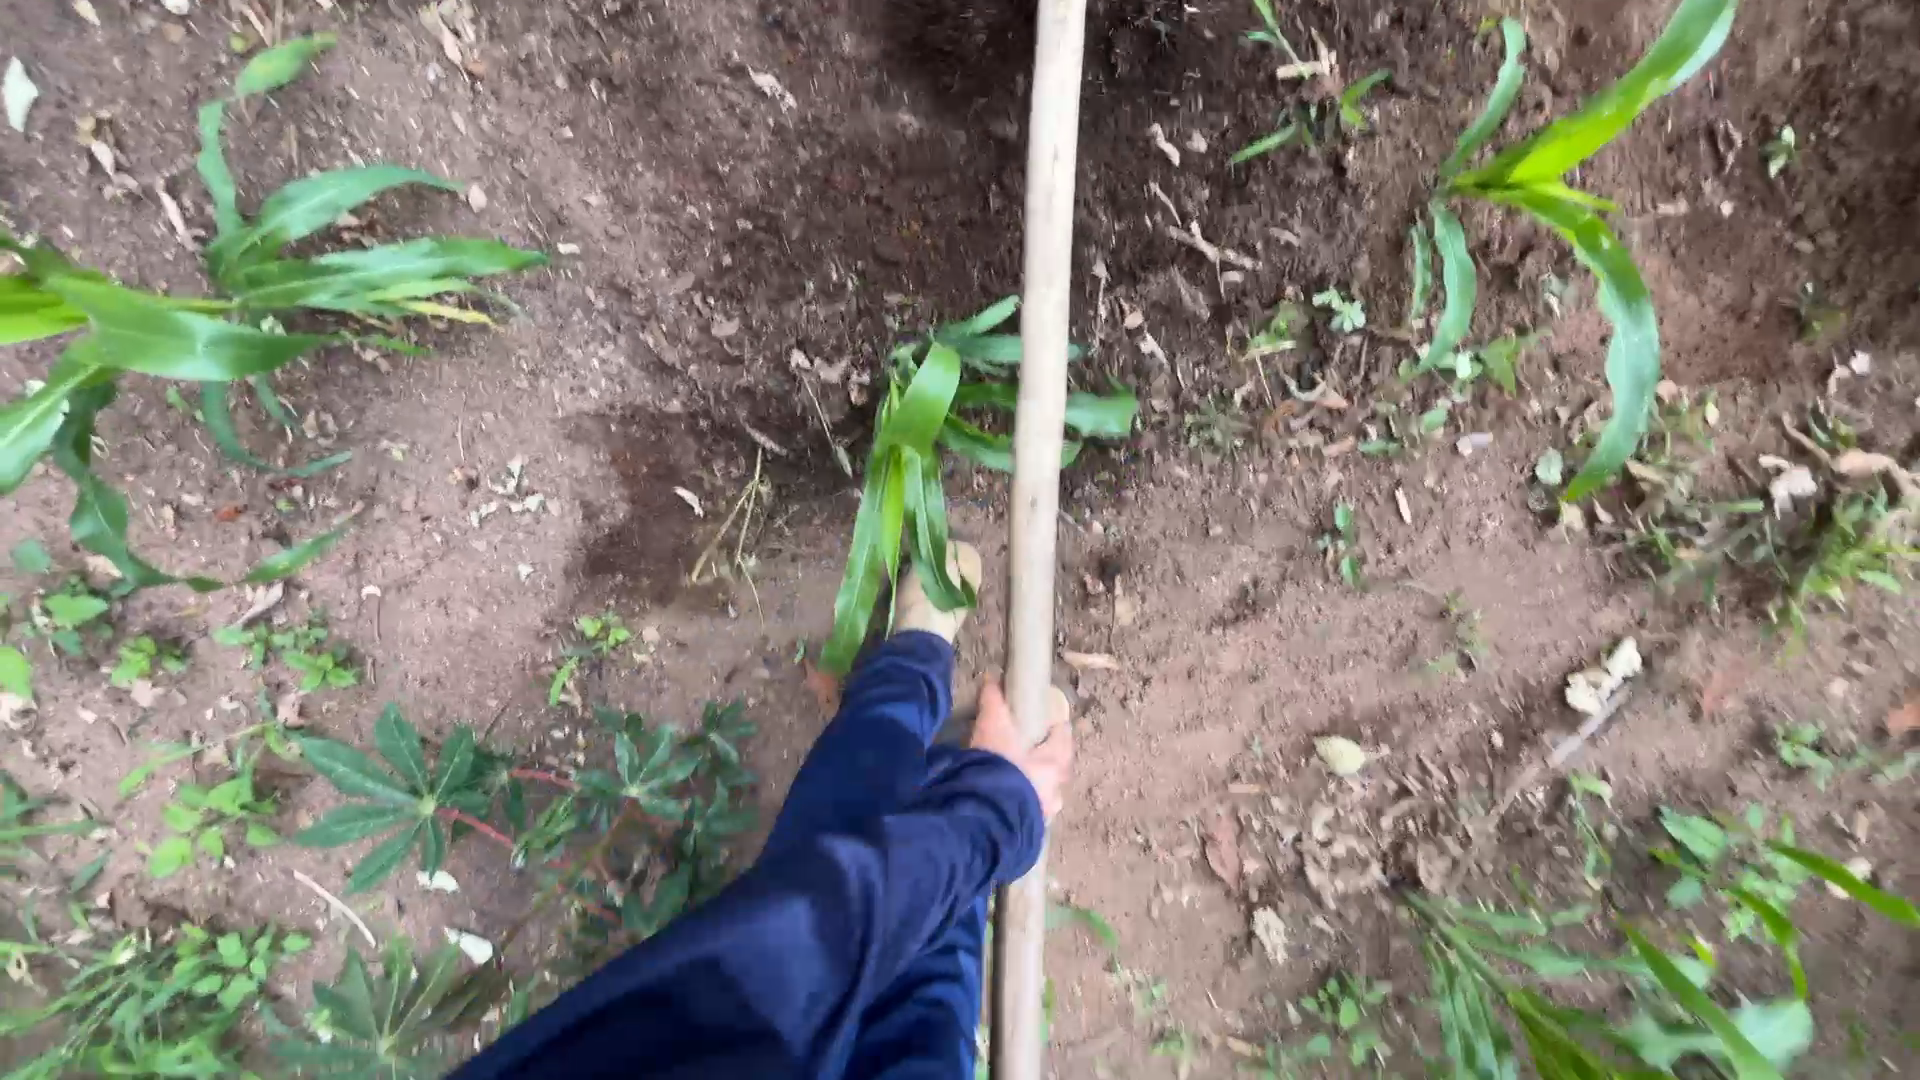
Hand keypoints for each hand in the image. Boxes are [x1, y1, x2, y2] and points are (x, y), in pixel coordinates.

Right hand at [969, 675, 1073, 819]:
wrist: (985, 815)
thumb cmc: (999, 766)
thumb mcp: (993, 726)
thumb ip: (994, 702)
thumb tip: (992, 679)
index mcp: (1055, 763)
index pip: (1064, 738)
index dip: (1055, 727)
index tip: (1045, 721)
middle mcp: (1055, 791)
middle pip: (1055, 769)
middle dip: (1043, 760)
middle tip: (1025, 750)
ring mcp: (1043, 814)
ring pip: (1042, 794)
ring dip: (1030, 785)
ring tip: (1011, 777)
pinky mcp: (1027, 832)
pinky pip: (1026, 813)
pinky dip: (1018, 805)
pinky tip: (1003, 800)